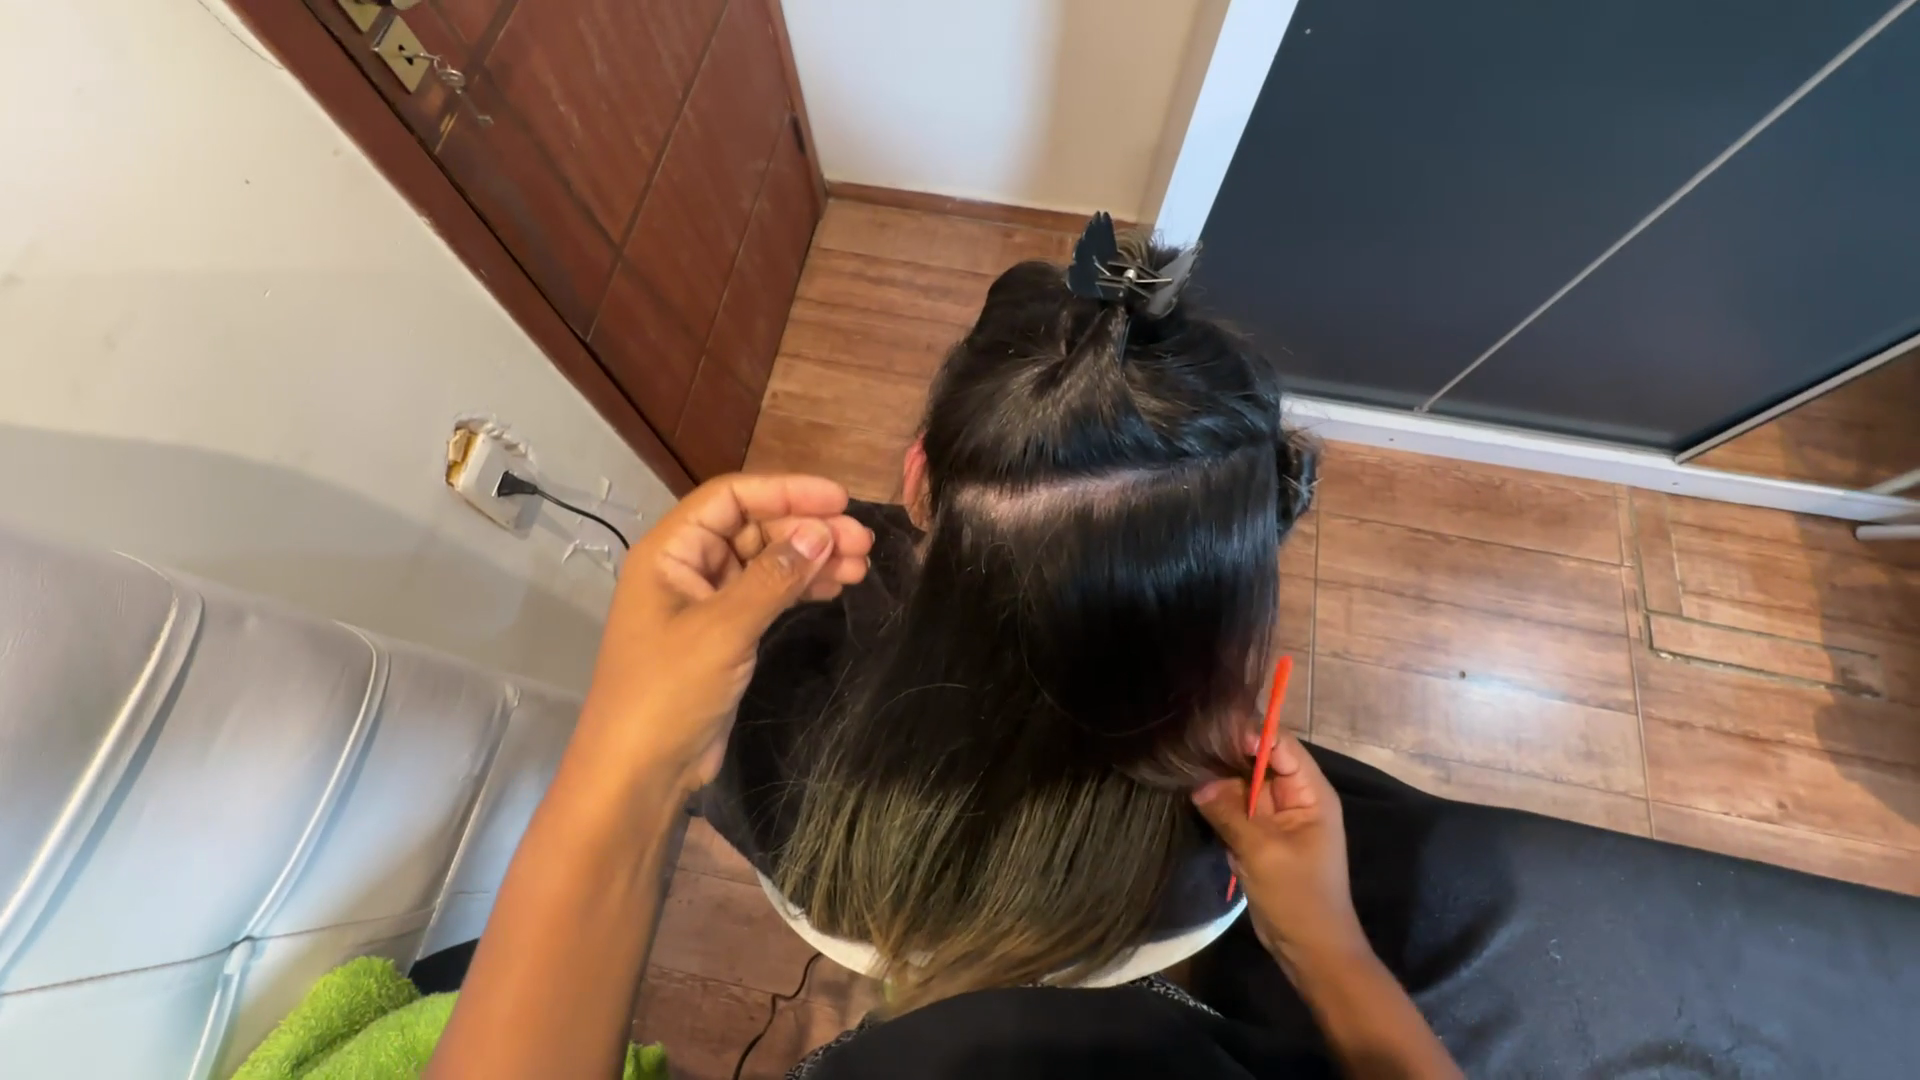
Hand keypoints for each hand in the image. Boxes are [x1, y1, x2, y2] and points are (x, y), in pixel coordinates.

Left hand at [577, 474, 871, 794]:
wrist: (639, 772)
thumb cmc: (667, 692)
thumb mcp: (723, 629)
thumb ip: (773, 577)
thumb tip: (822, 533)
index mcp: (671, 551)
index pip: (732, 497)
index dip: (786, 491)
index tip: (839, 500)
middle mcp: (689, 567)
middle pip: (756, 527)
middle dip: (808, 528)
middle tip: (862, 540)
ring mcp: (709, 601)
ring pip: (768, 561)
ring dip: (813, 558)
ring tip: (861, 563)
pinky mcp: (728, 632)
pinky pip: (771, 593)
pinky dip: (803, 587)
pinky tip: (837, 585)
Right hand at [1193, 730, 1368, 977]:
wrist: (1310, 950)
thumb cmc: (1298, 897)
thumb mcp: (1261, 851)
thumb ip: (1228, 812)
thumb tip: (1196, 784)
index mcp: (1310, 793)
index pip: (1281, 745)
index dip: (1249, 733)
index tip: (1211, 728)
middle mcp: (1294, 797)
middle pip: (1259, 760)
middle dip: (1227, 753)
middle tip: (1188, 743)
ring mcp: (1275, 816)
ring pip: (1242, 783)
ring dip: (1218, 778)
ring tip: (1183, 763)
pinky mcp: (1260, 834)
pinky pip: (1236, 806)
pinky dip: (1217, 800)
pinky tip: (1192, 790)